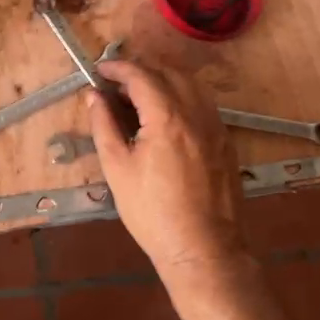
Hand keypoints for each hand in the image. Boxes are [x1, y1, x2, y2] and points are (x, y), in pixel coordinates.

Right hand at [86, 59, 244, 271]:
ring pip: (190, 84)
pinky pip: (203, 104)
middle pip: (169, 72)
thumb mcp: (117, 168)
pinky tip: (165, 116)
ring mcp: (216, 128)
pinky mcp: (226, 142)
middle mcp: (196, 115)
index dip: (117, 68)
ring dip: (163, 79)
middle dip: (140, 70)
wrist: (204, 251)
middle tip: (116, 83)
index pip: (141, 75)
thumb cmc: (152, 213)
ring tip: (139, 96)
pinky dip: (181, 96)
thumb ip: (104, 125)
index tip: (99, 71)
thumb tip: (94, 96)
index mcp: (167, 118)